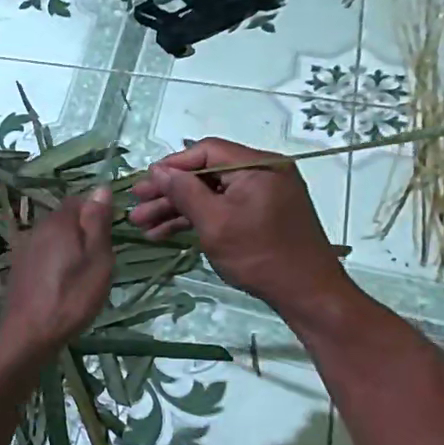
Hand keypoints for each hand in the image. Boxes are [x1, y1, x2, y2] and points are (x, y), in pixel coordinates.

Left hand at [0, 187, 114, 348]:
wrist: (29, 333)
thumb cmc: (71, 297)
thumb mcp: (97, 259)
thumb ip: (98, 223)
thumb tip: (101, 187)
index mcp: (58, 222)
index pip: (79, 200)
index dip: (96, 212)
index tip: (108, 236)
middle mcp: (37, 229)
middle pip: (64, 219)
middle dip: (83, 231)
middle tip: (99, 259)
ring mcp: (24, 249)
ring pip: (53, 237)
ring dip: (69, 248)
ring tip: (83, 274)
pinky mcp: (19, 269)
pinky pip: (43, 254)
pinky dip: (56, 262)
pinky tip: (63, 283)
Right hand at [128, 138, 346, 310]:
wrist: (306, 293)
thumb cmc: (259, 255)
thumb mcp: (215, 222)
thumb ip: (185, 192)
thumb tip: (158, 170)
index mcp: (258, 165)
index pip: (206, 151)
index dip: (172, 166)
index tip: (145, 183)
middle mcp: (262, 173)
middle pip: (206, 173)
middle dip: (169, 192)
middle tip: (137, 206)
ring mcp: (263, 195)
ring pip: (211, 194)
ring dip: (177, 209)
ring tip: (143, 226)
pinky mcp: (261, 216)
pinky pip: (223, 209)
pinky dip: (197, 220)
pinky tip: (166, 233)